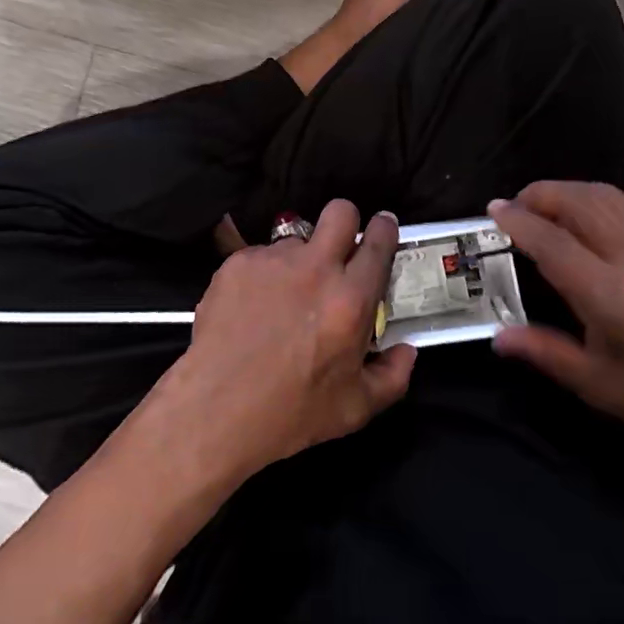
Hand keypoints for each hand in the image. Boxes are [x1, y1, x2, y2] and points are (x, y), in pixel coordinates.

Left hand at [155, 200, 417, 478]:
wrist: (216, 410)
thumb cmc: (291, 413)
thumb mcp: (354, 408)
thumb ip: (392, 376)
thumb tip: (407, 350)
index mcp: (351, 298)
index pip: (379, 241)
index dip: (385, 228)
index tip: (383, 227)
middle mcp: (315, 268)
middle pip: (340, 210)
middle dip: (346, 221)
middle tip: (339, 248)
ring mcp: (273, 261)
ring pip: (296, 239)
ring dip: (300, 259)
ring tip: (285, 295)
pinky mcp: (237, 263)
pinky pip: (260, 256)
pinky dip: (263, 275)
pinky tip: (253, 306)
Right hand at [488, 182, 623, 464]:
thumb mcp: (605, 388)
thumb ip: (546, 354)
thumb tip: (498, 336)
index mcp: (614, 297)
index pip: (552, 241)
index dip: (518, 220)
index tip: (494, 209)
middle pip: (579, 200)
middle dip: (540, 194)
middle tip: (516, 206)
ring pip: (607, 193)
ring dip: (570, 192)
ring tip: (548, 206)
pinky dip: (602, 198)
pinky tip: (594, 217)